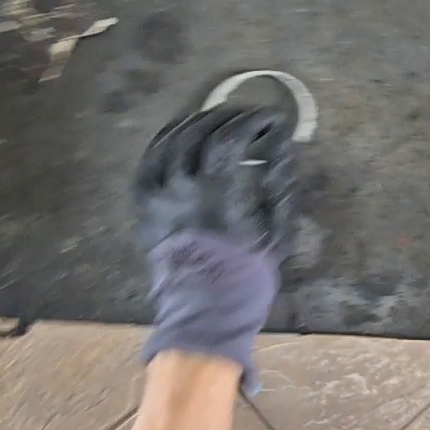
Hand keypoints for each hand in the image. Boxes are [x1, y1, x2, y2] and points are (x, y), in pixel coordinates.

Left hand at [132, 105, 298, 388]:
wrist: (203, 313)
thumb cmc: (246, 276)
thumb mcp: (277, 233)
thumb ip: (281, 186)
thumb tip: (284, 148)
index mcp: (215, 195)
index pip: (231, 139)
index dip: (253, 122)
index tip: (273, 117)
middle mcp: (179, 188)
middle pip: (199, 134)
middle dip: (228, 118)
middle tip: (250, 116)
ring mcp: (155, 197)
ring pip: (170, 143)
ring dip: (197, 123)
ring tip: (219, 117)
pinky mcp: (144, 207)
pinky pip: (149, 162)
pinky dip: (167, 141)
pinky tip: (182, 134)